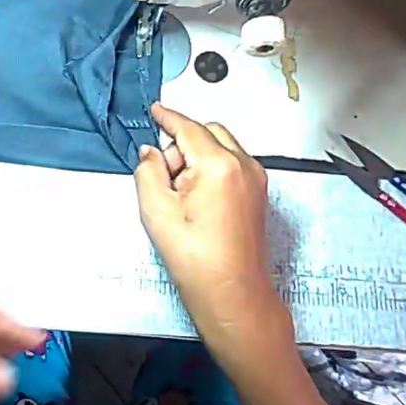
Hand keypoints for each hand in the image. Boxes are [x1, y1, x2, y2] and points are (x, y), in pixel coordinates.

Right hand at [134, 103, 286, 350]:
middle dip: (181, 144)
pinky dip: (210, 169)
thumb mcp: (156, 211)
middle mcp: (245, 166)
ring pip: (221, 146)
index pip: (188, 128)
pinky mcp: (258, 193)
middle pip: (207, 132)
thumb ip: (148, 171)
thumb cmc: (198, 259)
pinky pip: (231, 164)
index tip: (156, 110)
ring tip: (179, 195)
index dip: (168, 117)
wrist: (232, 294)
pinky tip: (196, 200)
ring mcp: (256, 179)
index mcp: (219, 166)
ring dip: (196, 156)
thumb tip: (150, 153)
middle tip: (162, 174)